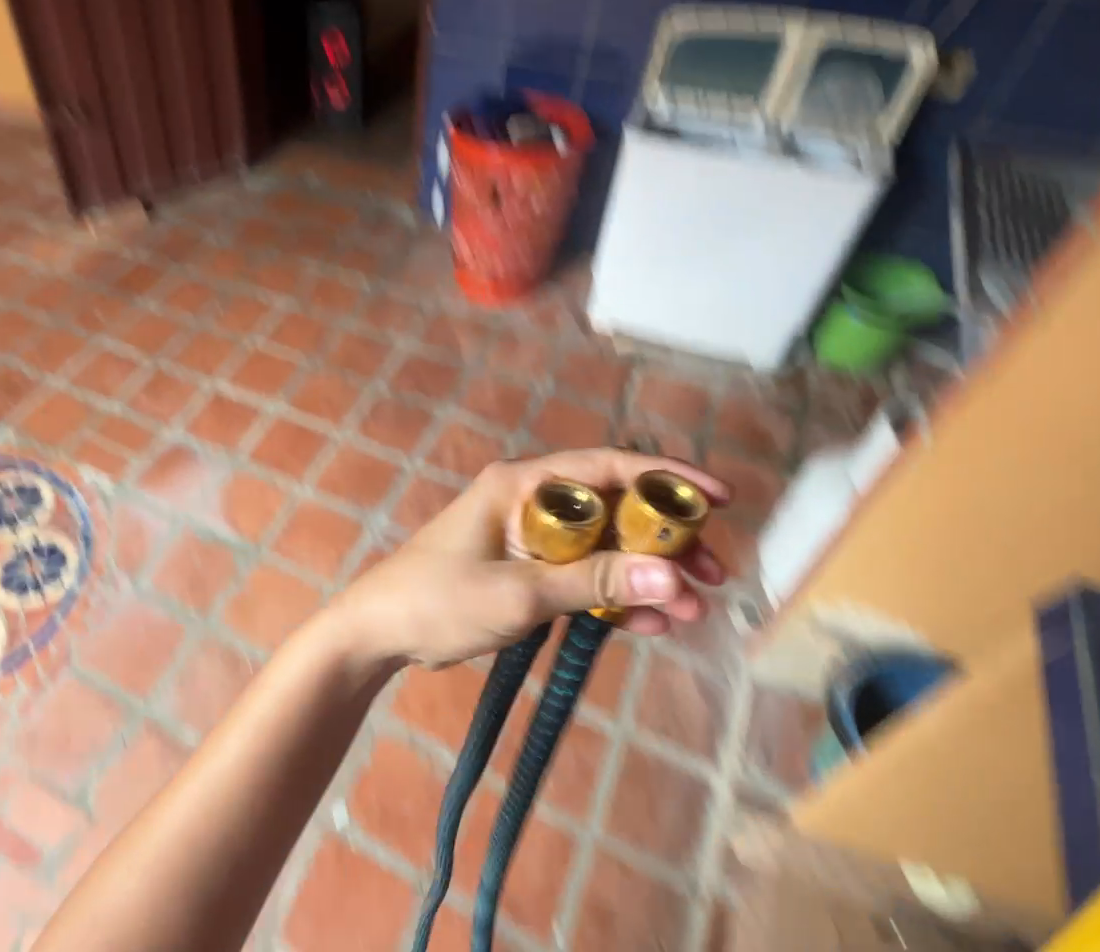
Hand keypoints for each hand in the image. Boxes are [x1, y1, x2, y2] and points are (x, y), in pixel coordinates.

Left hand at [328, 449, 728, 669]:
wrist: (379, 633)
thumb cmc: (438, 601)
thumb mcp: (520, 593)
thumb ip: (595, 583)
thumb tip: (674, 577)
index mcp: (522, 485)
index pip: (607, 466)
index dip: (667, 477)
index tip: (720, 498)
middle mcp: (530, 502)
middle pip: (613, 508)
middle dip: (664, 539)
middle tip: (712, 573)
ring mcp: (528, 538)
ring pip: (603, 546)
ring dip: (646, 574)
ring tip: (693, 608)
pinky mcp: (526, 571)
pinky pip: (581, 576)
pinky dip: (615, 597)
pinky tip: (653, 624)